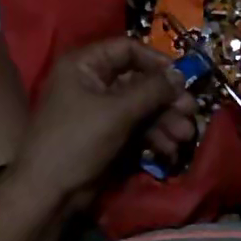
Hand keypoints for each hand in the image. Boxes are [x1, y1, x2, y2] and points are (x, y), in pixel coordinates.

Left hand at [13, 39, 182, 207]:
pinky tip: (169, 150)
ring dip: (164, 119)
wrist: (50, 191)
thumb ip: (151, 90)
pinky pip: (135, 126)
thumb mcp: (116, 111)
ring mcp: (99, 109)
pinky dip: (153, 135)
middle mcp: (91, 81)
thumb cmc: (78, 139)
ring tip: (184, 136)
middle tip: (190, 111)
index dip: (155, 61)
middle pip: (137, 79)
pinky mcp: (106, 134)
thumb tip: (180, 74)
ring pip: (139, 106)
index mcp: (84, 64)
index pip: (126, 49)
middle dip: (165, 97)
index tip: (183, 77)